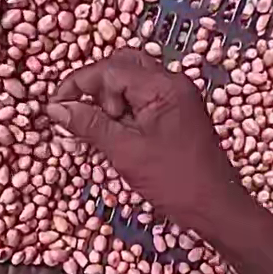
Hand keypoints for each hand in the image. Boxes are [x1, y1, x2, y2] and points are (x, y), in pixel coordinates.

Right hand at [45, 48, 247, 229]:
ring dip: (109, 100)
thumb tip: (56, 109)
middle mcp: (173, 84)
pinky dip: (123, 111)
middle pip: (122, 66)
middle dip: (95, 88)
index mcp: (164, 86)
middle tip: (81, 115)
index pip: (110, 69)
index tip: (56, 105)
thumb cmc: (175, 181)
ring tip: (102, 131)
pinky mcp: (176, 114)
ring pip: (132, 82)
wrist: (215, 206)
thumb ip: (89, 125)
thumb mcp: (125, 152)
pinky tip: (115, 135)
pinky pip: (142, 99)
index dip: (78, 83)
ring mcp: (177, 98)